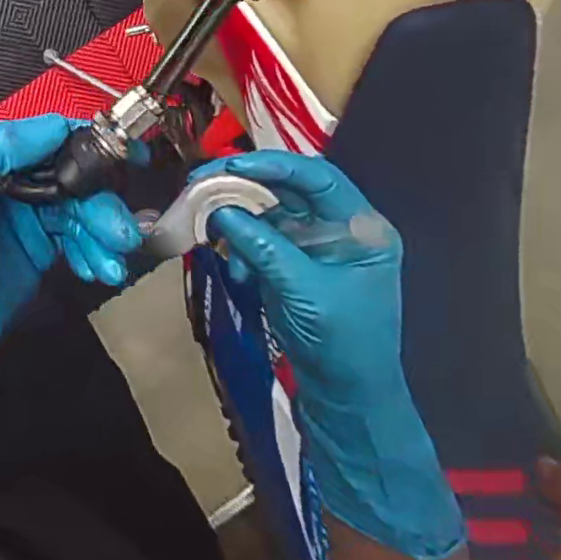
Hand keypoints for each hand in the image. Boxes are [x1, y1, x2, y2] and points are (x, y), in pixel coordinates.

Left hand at [0, 114, 142, 432]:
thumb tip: (52, 125)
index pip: (44, 135)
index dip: (87, 143)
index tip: (126, 154)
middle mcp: (3, 183)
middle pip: (71, 173)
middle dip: (102, 198)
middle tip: (121, 228)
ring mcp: (21, 218)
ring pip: (80, 208)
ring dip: (104, 230)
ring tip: (112, 259)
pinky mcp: (34, 251)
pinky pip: (77, 239)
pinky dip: (94, 251)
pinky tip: (97, 268)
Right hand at [197, 151, 463, 559]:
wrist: (345, 393)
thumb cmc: (342, 342)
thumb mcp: (304, 292)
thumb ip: (264, 248)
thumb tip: (220, 212)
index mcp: (361, 227)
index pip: (317, 178)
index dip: (273, 166)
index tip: (230, 166)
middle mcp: (338, 226)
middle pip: (287, 188)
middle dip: (243, 184)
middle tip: (199, 181)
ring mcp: (312, 243)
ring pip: (267, 210)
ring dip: (235, 213)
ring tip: (204, 217)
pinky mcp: (290, 259)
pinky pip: (257, 235)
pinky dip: (237, 242)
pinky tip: (229, 260)